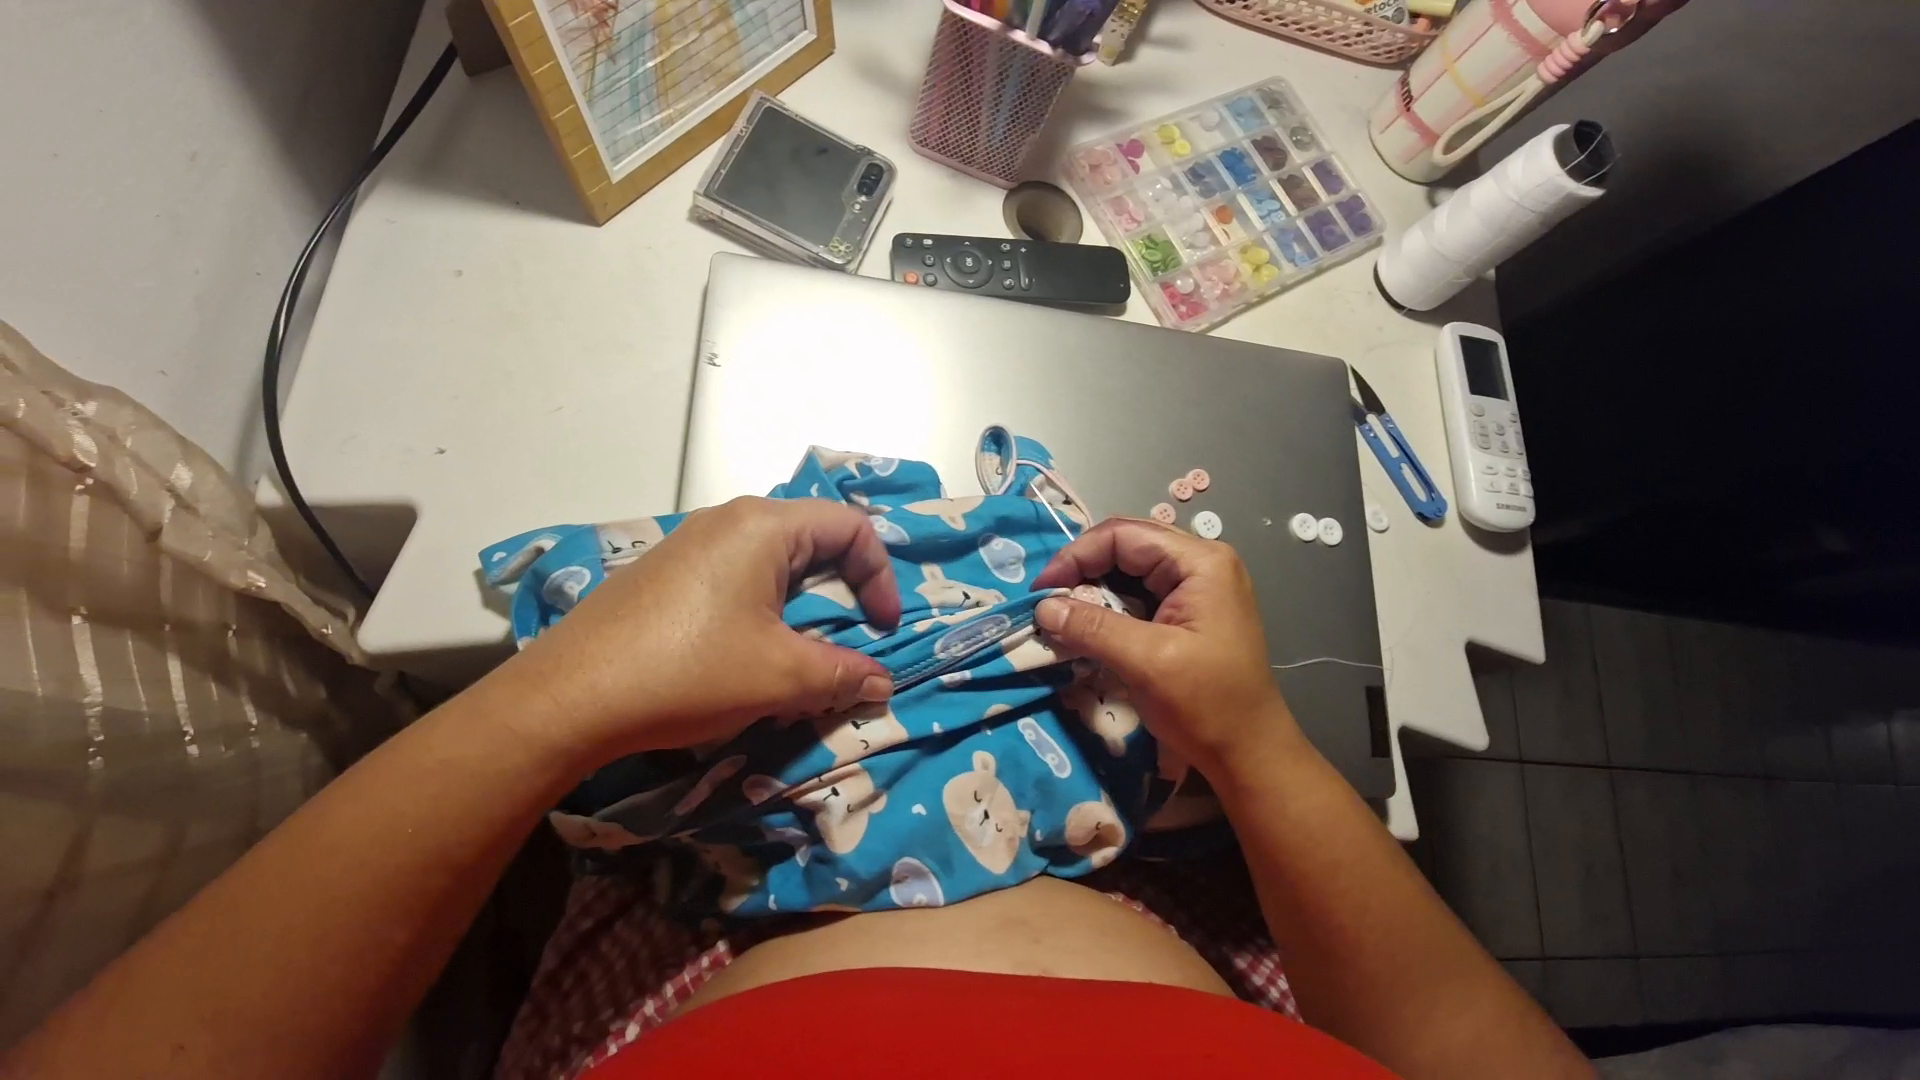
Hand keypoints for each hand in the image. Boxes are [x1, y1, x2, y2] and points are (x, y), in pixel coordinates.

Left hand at [487, 497, 901, 768]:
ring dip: (806, 603)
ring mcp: (693, 544)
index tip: (883, 629)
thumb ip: (842, 674)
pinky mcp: (668, 574)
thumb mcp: (780, 676)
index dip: (881, 576)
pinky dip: (767, 608)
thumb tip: (880, 682)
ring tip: (805, 652)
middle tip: (852, 638)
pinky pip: (739, 577)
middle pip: (814, 538)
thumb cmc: (688, 672)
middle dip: (846, 589)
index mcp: (764, 527)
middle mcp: (729, 520)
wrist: (569, 698)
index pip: (850, 526)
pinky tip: (750, 652)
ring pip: (775, 561)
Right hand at [1031, 517, 1299, 778]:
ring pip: (1128, 571)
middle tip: (1048, 602)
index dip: (1076, 556)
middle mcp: (1200, 564)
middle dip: (1082, 571)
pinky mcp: (1188, 613)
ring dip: (1092, 591)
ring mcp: (1197, 588)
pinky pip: (1138, 596)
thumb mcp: (1147, 663)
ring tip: (1062, 616)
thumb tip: (1042, 607)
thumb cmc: (1207, 704)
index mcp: (1200, 562)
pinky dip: (1108, 609)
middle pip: (1126, 547)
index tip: (1041, 591)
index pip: (1123, 535)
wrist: (1250, 753)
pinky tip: (1088, 628)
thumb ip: (1093, 629)